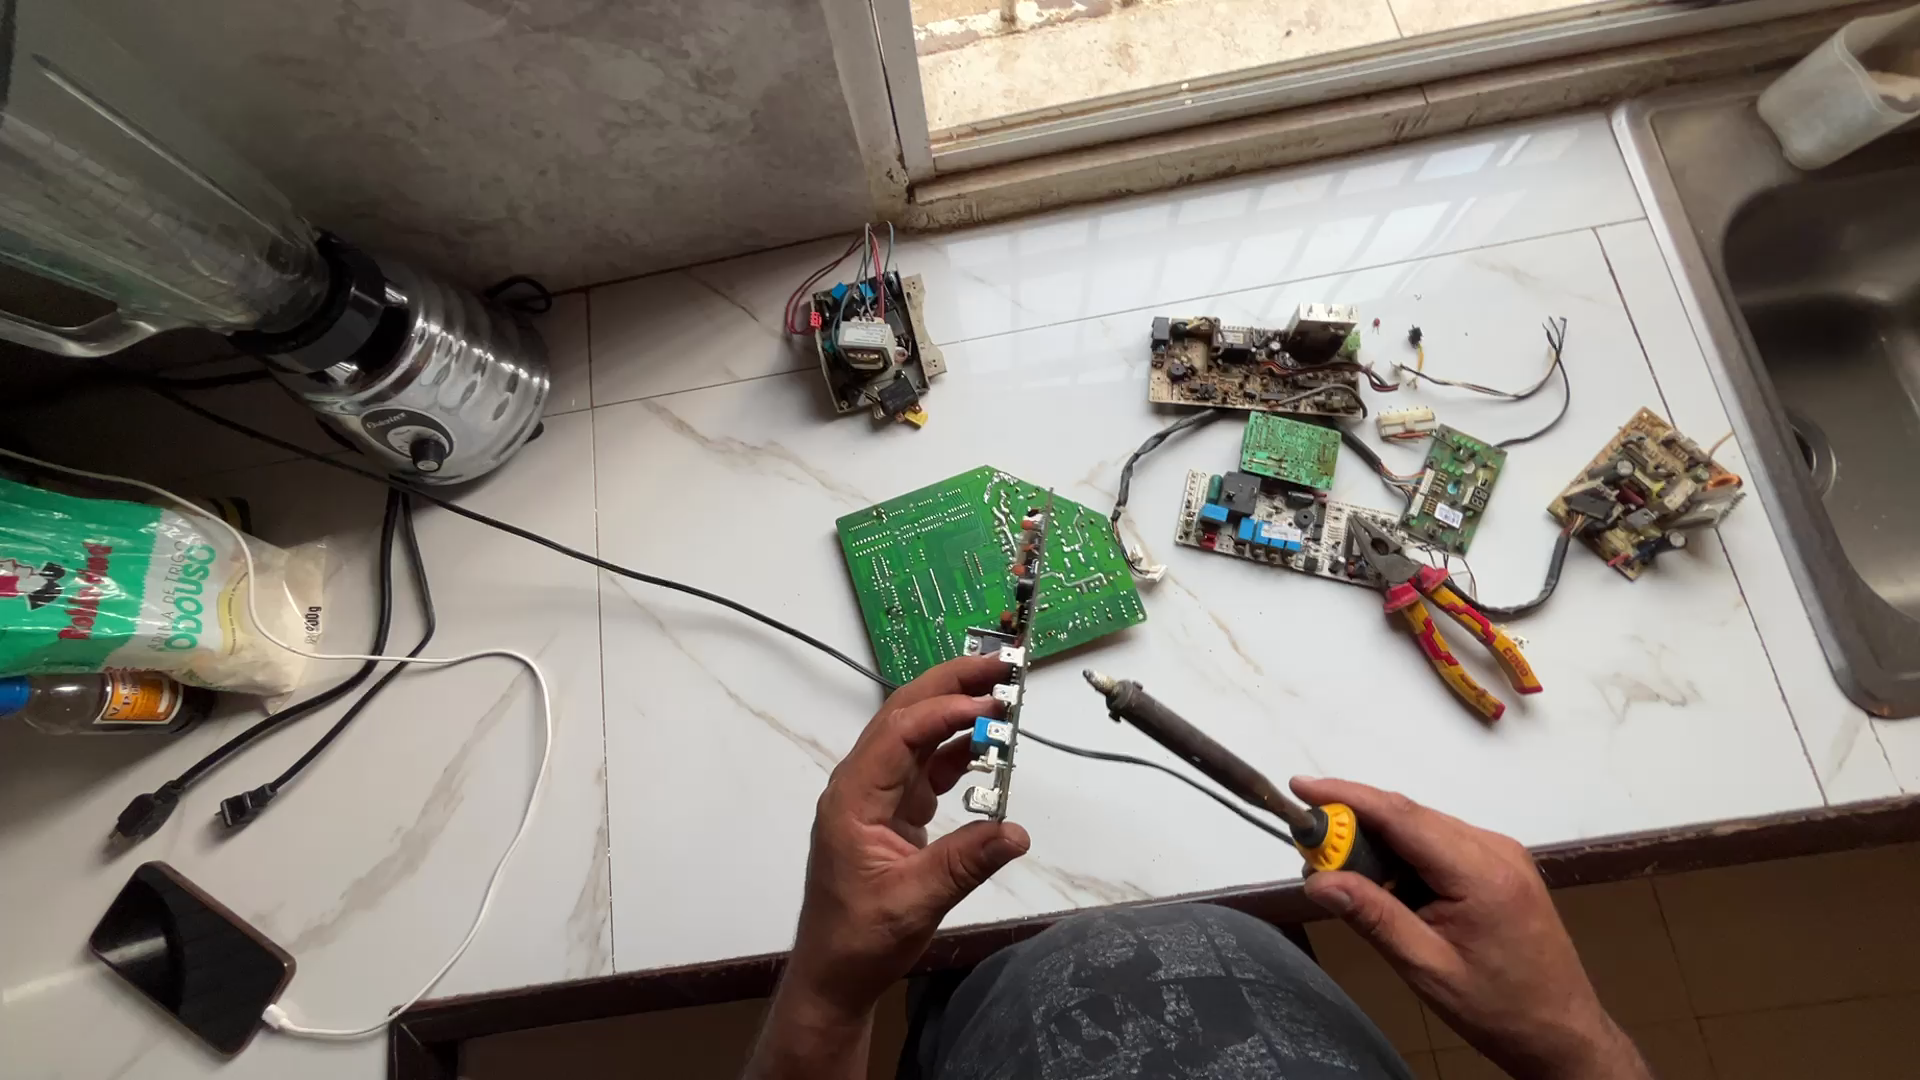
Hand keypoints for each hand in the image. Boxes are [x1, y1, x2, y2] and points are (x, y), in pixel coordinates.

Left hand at [787, 654, 1031, 1019]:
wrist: (835, 972)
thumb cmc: (860, 938)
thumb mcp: (914, 903)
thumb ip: (964, 864)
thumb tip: (1016, 832)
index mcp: (854, 796)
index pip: (897, 733)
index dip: (942, 712)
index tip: (986, 703)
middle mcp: (863, 782)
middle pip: (904, 715)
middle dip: (949, 684)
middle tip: (997, 665)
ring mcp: (879, 792)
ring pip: (917, 732)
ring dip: (956, 709)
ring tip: (999, 691)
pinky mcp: (895, 806)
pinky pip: (927, 763)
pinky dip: (958, 747)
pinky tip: (986, 741)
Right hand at [1292, 777, 1648, 1079]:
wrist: (1567, 1039)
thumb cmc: (1499, 1009)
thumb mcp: (1427, 967)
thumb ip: (1372, 916)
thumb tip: (1316, 881)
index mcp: (1481, 873)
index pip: (1400, 815)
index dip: (1345, 795)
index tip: (1299, 786)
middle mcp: (1493, 848)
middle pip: (1405, 814)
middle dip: (1351, 820)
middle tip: (1309, 842)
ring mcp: (1498, 851)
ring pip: (1416, 823)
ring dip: (1373, 837)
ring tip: (1340, 868)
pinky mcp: (1496, 860)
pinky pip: (1433, 838)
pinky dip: (1398, 849)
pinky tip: (1382, 879)